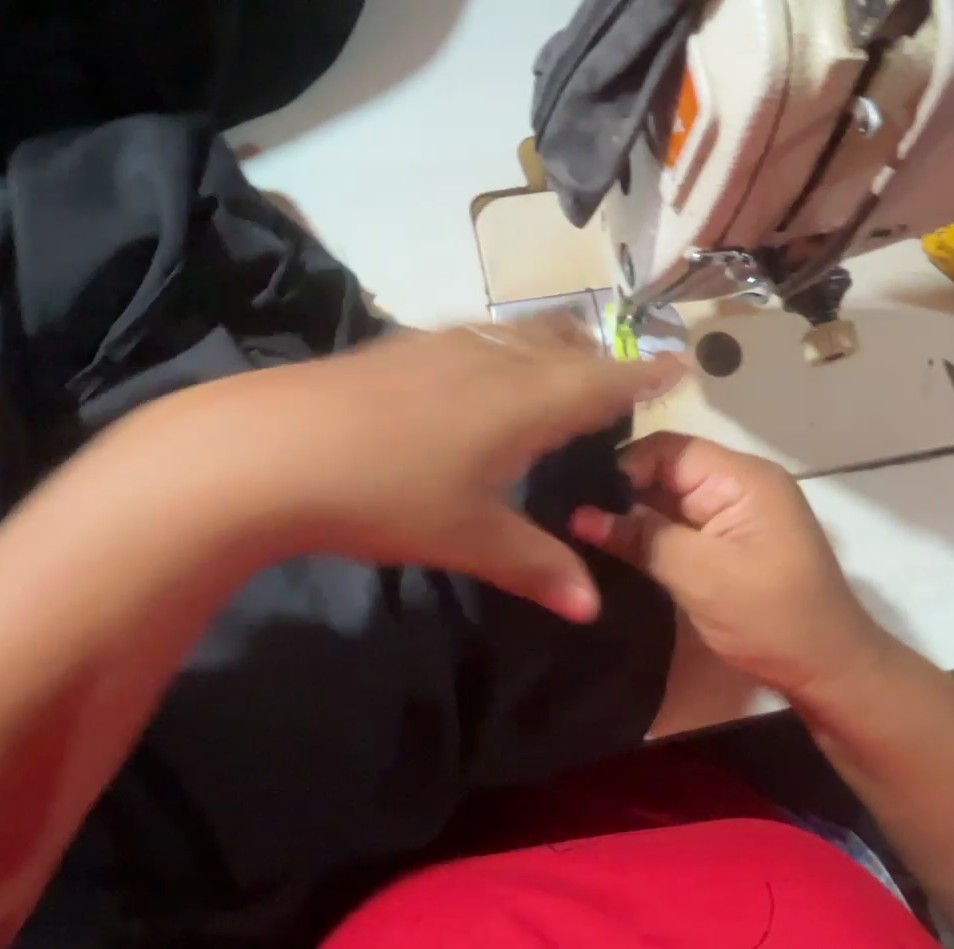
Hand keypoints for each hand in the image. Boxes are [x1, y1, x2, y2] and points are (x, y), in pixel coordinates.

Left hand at [133, 316, 678, 622]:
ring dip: (549, 347)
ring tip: (558, 365)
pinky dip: (499, 349)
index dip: (645, 375)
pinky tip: (475, 368)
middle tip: (618, 375)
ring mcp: (441, 344)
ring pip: (516, 335)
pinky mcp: (398, 347)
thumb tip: (592, 607)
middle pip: (564, 346)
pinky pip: (473, 337)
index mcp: (528, 399)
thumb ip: (537, 567)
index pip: (606, 380)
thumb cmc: (389, 495)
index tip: (678, 366)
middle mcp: (494, 358)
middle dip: (599, 358)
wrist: (274, 448)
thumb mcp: (470, 539)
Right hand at [568, 432, 892, 696]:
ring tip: (576, 529)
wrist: (827, 670)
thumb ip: (641, 539)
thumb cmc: (772, 618)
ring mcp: (732, 515)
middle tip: (565, 513)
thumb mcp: (701, 576)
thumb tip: (578, 516)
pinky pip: (676, 527)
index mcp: (743, 478)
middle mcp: (737, 485)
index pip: (669, 448)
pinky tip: (607, 546)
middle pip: (665, 471)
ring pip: (666, 501)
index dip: (622, 467)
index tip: (577, 496)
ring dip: (629, 516)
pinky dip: (646, 537)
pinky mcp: (724, 544)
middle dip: (619, 491)